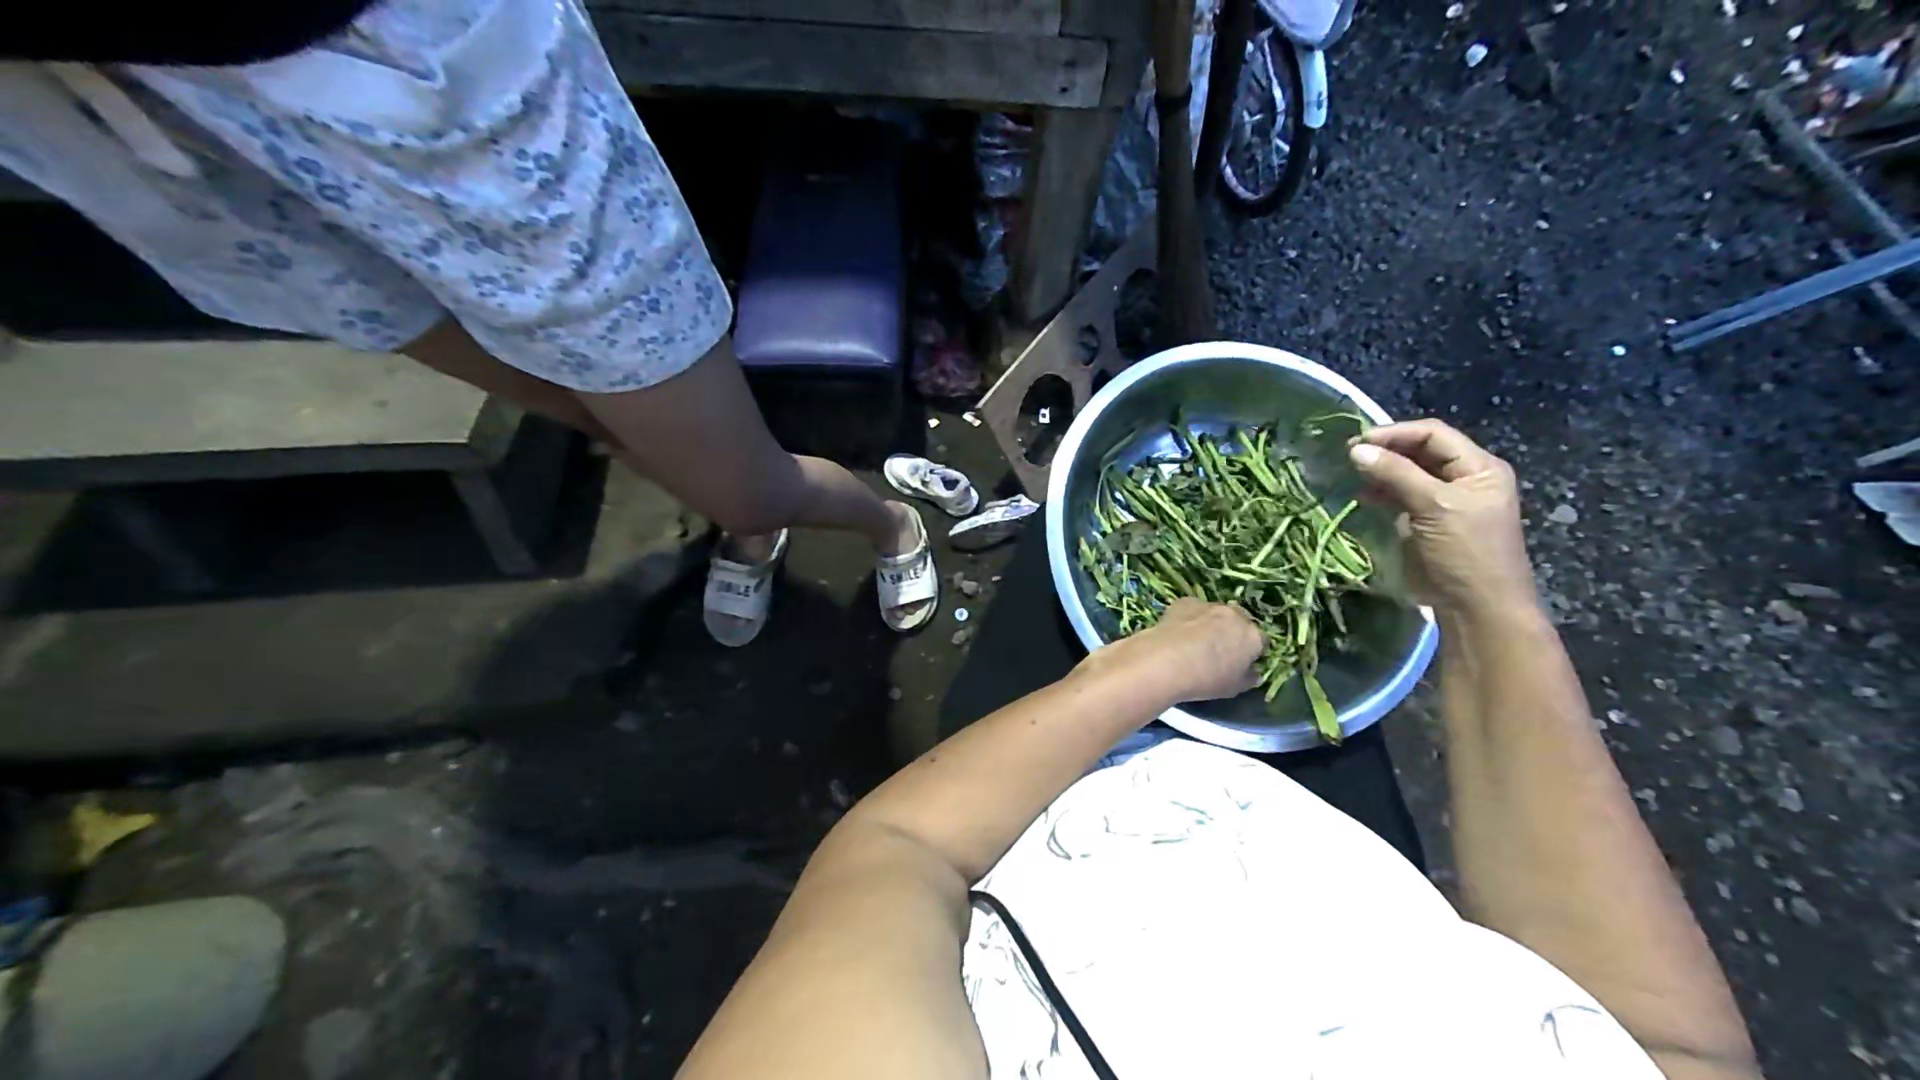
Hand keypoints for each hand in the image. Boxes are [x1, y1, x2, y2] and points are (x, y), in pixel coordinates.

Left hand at [1092, 598, 1264, 703]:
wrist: (1166, 661)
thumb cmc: (1206, 679)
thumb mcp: (1234, 688)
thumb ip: (1248, 678)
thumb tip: (1253, 673)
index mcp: (1253, 637)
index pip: (1261, 642)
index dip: (1253, 652)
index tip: (1242, 661)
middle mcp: (1235, 616)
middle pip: (1241, 621)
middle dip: (1234, 631)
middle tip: (1220, 648)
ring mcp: (1209, 606)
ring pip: (1216, 612)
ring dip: (1212, 622)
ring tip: (1196, 639)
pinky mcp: (1185, 602)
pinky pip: (1193, 609)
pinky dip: (1190, 617)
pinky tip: (1179, 631)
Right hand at [1348, 419, 1538, 618]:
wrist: (1476, 606)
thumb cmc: (1465, 552)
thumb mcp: (1434, 507)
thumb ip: (1396, 474)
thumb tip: (1356, 450)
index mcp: (1478, 468)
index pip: (1433, 435)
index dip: (1396, 433)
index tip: (1358, 442)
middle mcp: (1462, 479)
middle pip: (1419, 452)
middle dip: (1385, 451)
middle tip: (1348, 456)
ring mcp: (1443, 502)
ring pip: (1406, 474)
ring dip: (1379, 471)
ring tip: (1351, 474)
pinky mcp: (1424, 522)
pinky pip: (1399, 497)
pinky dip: (1380, 493)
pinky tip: (1361, 496)